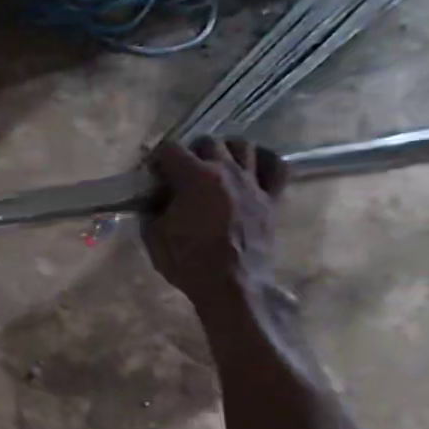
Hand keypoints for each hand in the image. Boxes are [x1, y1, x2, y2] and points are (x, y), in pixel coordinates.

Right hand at [143, 137, 286, 316]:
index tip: (153, 175)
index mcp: (194, 178)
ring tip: (216, 166)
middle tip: (183, 173)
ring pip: (242, 145)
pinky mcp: (272, 198)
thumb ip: (152, 211)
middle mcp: (226, 171)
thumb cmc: (189, 262)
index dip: (158, 160)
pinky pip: (276, 167)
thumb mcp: (154, 238)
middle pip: (208, 141)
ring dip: (225, 150)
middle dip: (191, 152)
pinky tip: (252, 168)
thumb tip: (154, 200)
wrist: (233, 287)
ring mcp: (253, 183)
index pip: (170, 149)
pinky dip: (264, 161)